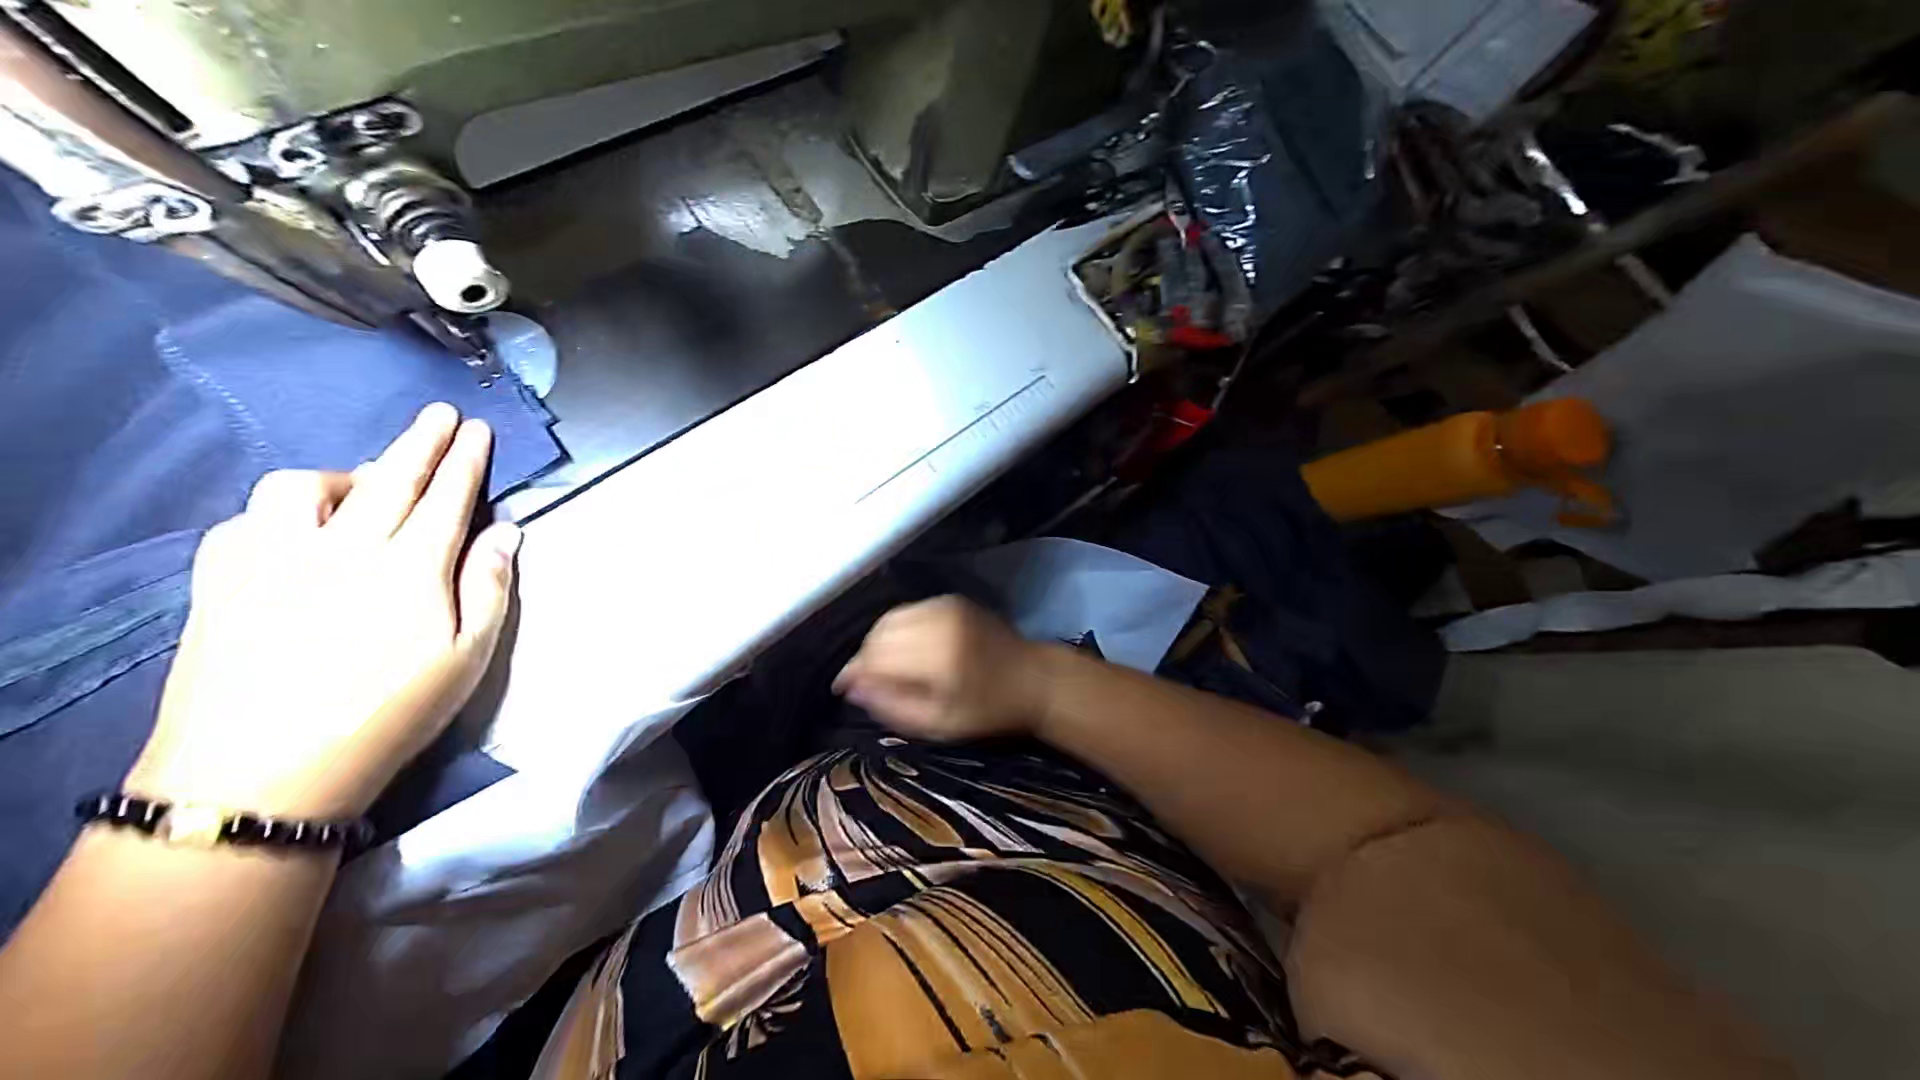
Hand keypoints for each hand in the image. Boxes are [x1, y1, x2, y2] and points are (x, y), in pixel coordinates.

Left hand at [123, 403, 521, 820]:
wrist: (262, 772)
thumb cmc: (389, 715)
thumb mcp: (467, 658)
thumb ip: (489, 587)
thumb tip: (504, 531)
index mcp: (410, 567)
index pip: (446, 497)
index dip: (465, 459)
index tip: (476, 430)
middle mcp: (343, 548)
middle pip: (389, 477)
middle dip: (420, 440)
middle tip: (438, 414)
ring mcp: (274, 560)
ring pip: (303, 486)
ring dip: (343, 472)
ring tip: (363, 481)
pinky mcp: (221, 581)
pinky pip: (244, 520)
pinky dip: (278, 510)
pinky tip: (294, 524)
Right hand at [832, 597, 1056, 741]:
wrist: (1034, 678)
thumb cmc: (988, 710)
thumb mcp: (939, 723)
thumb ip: (892, 707)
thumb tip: (852, 688)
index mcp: (936, 657)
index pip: (876, 657)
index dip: (854, 672)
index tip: (841, 688)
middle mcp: (938, 623)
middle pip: (878, 634)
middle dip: (865, 657)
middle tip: (864, 681)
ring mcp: (945, 606)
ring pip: (889, 618)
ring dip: (877, 641)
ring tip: (881, 666)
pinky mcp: (951, 600)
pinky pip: (908, 610)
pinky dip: (896, 627)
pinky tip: (902, 648)